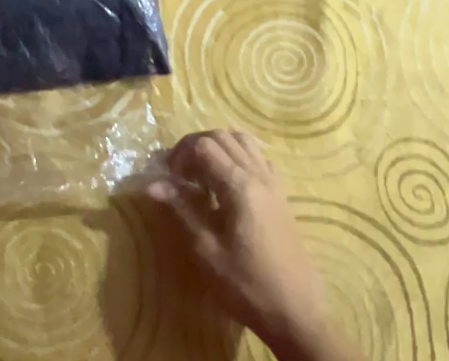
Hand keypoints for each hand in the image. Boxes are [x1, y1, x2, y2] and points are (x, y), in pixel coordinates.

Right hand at [147, 130, 354, 360]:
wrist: (296, 313)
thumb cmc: (247, 285)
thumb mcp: (207, 250)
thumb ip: (182, 210)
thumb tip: (152, 184)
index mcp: (240, 186)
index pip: (204, 146)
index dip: (180, 155)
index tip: (169, 178)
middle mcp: (259, 175)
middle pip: (222, 136)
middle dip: (195, 146)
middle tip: (180, 173)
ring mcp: (274, 183)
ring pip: (243, 141)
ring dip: (218, 147)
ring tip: (202, 174)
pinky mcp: (282, 195)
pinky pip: (259, 158)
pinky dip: (239, 157)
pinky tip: (228, 182)